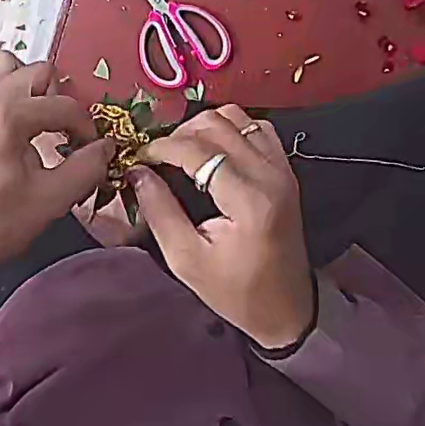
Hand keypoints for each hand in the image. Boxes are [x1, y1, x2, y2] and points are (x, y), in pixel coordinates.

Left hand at [0, 51, 112, 288]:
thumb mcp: (51, 199)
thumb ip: (87, 167)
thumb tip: (106, 148)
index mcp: (9, 115)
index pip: (64, 104)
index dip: (86, 127)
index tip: (92, 149)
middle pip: (40, 72)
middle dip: (62, 98)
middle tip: (70, 131)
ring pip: (13, 69)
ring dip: (36, 88)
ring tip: (46, 122)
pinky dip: (16, 95)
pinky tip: (25, 129)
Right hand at [130, 106, 314, 349]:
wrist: (288, 308)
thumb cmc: (236, 291)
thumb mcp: (186, 260)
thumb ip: (159, 211)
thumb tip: (137, 171)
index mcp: (248, 200)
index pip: (198, 150)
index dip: (162, 147)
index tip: (140, 157)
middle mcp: (269, 174)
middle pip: (216, 125)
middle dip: (179, 134)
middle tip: (159, 156)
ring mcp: (281, 167)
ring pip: (237, 117)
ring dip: (204, 126)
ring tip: (182, 149)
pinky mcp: (286, 168)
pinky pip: (256, 127)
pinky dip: (230, 127)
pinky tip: (213, 148)